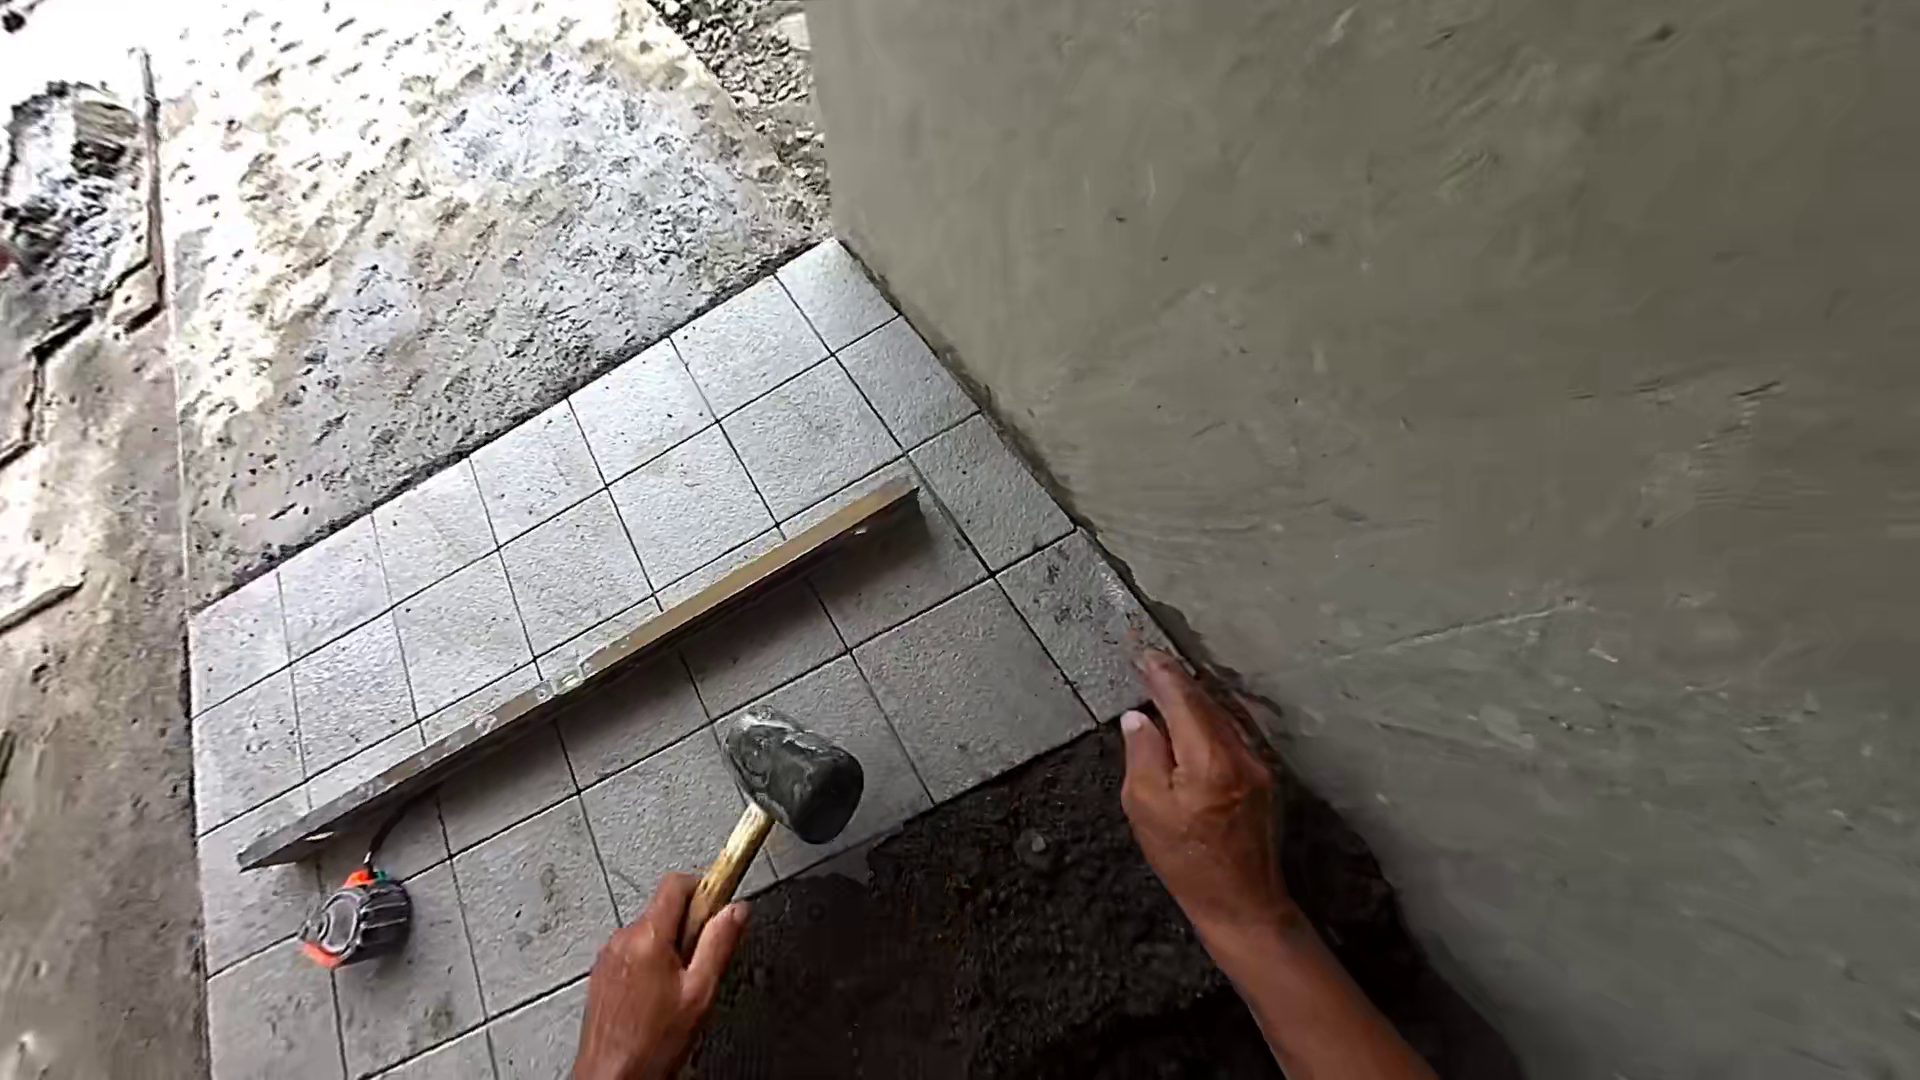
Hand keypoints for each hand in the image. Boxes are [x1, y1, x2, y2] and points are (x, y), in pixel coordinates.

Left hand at [574, 873, 749, 1079]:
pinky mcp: (601, 974)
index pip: (677, 883)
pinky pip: (633, 948)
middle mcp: (622, 940)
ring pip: (650, 928)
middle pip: (665, 906)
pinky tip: (656, 993)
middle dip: (688, 924)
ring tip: (676, 983)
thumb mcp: (700, 992)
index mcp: (647, 938)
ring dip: (668, 943)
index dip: (702, 888)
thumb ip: (721, 942)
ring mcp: (608, 957)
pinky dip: (649, 959)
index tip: (716, 906)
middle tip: (699, 959)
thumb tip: (737, 908)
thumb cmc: (650, 1048)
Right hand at [1120, 649, 1291, 942]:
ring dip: (1193, 692)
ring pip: (1221, 712)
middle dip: (1175, 677)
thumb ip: (1142, 753)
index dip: (1159, 673)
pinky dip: (1208, 713)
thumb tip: (1138, 716)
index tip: (1142, 654)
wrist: (1241, 903)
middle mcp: (1239, 754)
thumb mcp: (1144, 806)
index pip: (1181, 699)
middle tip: (1150, 658)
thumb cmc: (1185, 859)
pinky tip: (1193, 711)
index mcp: (1207, 760)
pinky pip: (1231, 729)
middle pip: (1205, 700)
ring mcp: (1257, 764)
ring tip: (1167, 678)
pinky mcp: (1262, 775)